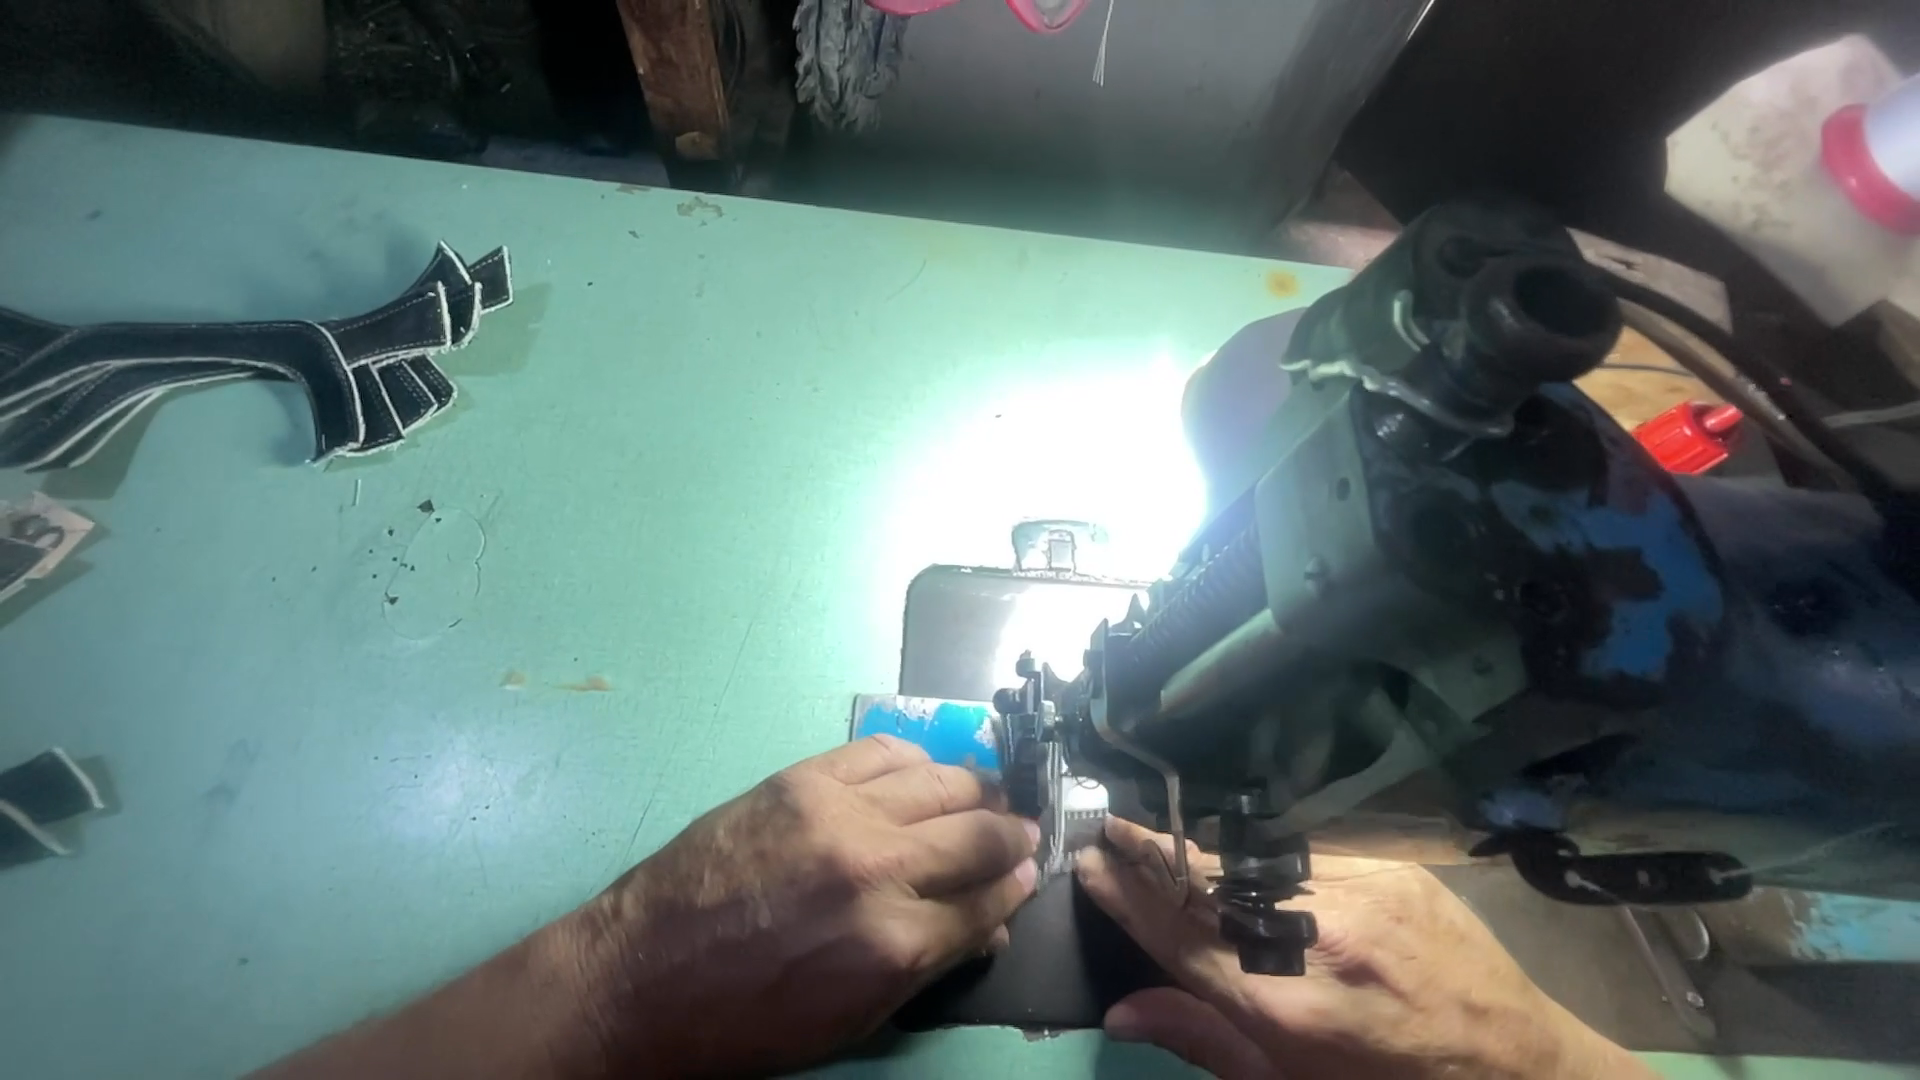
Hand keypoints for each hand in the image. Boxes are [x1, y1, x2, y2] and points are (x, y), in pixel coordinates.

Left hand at [577, 735, 1039, 1077]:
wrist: (643, 973)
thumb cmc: (750, 1016)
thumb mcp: (853, 1018)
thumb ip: (932, 963)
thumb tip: (991, 921)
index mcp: (895, 944)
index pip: (988, 900)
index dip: (1018, 883)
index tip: (1030, 869)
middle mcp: (880, 867)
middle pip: (977, 834)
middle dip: (1012, 833)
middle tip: (1021, 829)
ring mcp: (840, 812)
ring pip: (941, 781)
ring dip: (976, 788)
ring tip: (986, 795)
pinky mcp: (804, 777)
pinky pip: (883, 750)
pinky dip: (917, 759)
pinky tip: (925, 771)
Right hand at [1076, 817, 1656, 1079]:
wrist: (1521, 1070)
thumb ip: (1201, 1041)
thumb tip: (1119, 1013)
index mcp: (1284, 1011)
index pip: (1177, 937)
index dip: (1125, 897)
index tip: (1088, 865)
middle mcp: (1313, 941)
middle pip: (1204, 884)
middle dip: (1146, 853)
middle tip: (1107, 832)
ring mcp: (1355, 895)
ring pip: (1246, 856)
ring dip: (1190, 843)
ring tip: (1150, 830)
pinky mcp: (1387, 867)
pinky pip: (1300, 849)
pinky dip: (1253, 850)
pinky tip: (1229, 845)